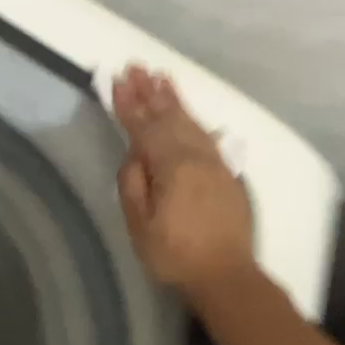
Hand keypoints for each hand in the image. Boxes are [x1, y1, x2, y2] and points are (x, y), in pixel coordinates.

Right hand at [111, 64, 256, 296]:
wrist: (227, 277)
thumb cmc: (174, 254)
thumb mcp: (140, 224)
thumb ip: (133, 184)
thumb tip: (134, 156)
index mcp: (172, 167)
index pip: (144, 127)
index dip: (129, 104)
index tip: (116, 80)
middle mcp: (196, 157)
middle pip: (170, 117)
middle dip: (150, 92)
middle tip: (136, 67)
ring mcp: (216, 164)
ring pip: (191, 122)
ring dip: (174, 100)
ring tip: (161, 77)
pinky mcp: (228, 175)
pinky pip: (207, 136)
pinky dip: (193, 119)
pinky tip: (188, 113)